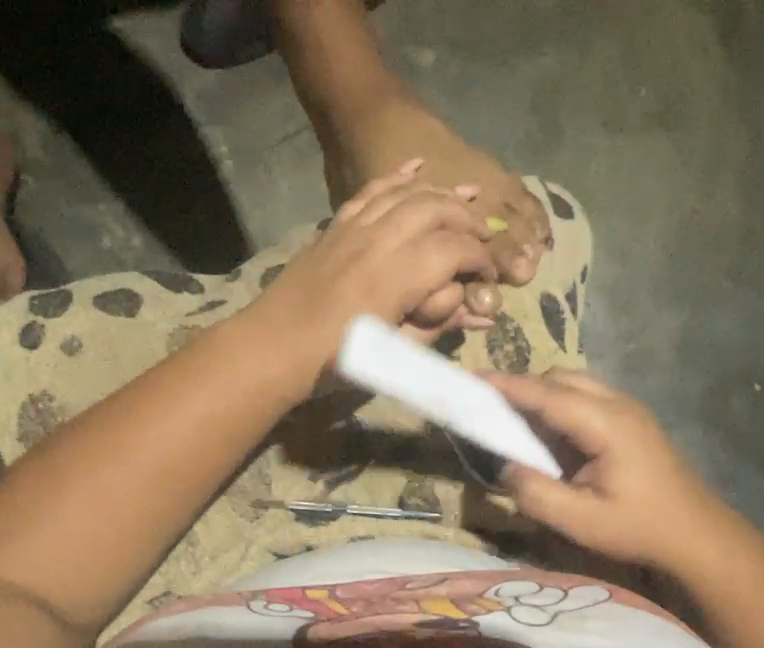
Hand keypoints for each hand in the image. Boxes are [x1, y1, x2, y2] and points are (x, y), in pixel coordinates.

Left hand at [247, 160, 496, 375]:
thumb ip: (438, 327)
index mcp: (396, 276)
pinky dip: (399, 178)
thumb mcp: (394, 356)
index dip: (482, 260)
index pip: (456, 250)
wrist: (273, 348)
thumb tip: (481, 313)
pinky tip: (417, 170)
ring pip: (407, 193)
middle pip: (437, 208)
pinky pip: (372, 191)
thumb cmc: (335, 361)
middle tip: (484, 242)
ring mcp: (355, 228)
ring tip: (466, 202)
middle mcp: (379, 240)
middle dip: (468, 221)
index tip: (490, 277)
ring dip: (442, 194)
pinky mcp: (336, 226)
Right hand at [484, 371, 739, 568]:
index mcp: (607, 424)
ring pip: (574, 385)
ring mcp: (628, 410)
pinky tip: (547, 437)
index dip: (508, 385)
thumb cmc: (638, 528)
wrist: (695, 534)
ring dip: (542, 397)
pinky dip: (558, 407)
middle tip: (489, 409)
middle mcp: (618, 405)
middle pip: (561, 379)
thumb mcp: (580, 521)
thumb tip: (507, 467)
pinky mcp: (630, 421)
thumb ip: (536, 493)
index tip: (473, 378)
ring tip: (513, 424)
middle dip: (523, 387)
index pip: (547, 394)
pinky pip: (586, 399)